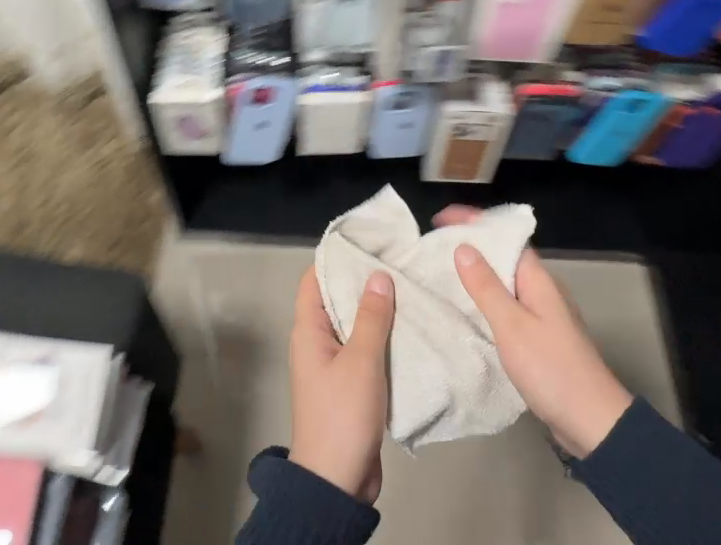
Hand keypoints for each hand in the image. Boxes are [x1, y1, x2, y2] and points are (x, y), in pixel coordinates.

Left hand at [288, 265, 394, 501]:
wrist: (337, 479)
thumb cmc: (342, 414)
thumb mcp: (360, 362)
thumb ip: (370, 318)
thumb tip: (377, 275)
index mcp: (308, 332)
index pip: (314, 280)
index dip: (336, 258)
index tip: (367, 241)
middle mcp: (317, 342)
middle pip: (337, 300)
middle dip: (364, 282)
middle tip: (399, 263)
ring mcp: (333, 365)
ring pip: (355, 326)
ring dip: (378, 312)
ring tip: (412, 290)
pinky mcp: (351, 385)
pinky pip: (366, 351)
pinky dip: (384, 339)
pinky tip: (412, 331)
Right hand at [435, 206, 633, 458]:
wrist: (591, 421)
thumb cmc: (551, 368)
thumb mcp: (512, 325)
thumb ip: (486, 287)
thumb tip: (463, 247)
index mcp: (537, 279)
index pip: (505, 236)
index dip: (474, 222)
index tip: (439, 218)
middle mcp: (541, 290)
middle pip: (503, 255)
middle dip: (470, 244)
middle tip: (431, 245)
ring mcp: (542, 314)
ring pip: (503, 281)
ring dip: (475, 273)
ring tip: (439, 272)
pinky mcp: (538, 337)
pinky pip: (505, 305)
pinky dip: (483, 299)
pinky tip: (463, 310)